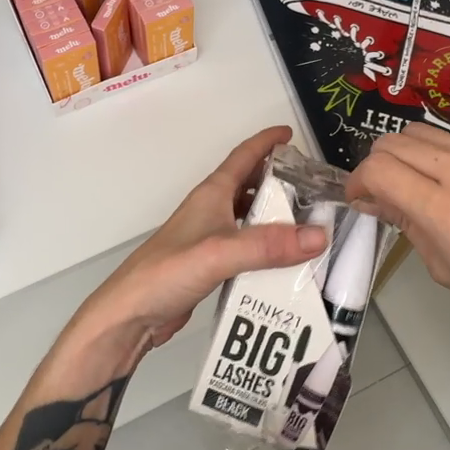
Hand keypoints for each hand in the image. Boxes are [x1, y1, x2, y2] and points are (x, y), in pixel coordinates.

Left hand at [67, 126, 328, 366]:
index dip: (266, 142)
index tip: (289, 133)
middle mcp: (211, 210)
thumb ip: (268, 245)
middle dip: (278, 180)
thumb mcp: (220, 253)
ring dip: (274, 216)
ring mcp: (208, 238)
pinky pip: (245, 247)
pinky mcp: (209, 265)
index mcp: (211, 195)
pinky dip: (266, 248)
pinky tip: (285, 262)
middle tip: (312, 186)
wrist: (130, 315)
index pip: (243, 156)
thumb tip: (320, 235)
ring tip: (308, 223)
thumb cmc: (167, 272)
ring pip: (248, 217)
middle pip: (248, 184)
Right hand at [345, 124, 449, 355]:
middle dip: (377, 164)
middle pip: (394, 142)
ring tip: (414, 184)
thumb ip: (406, 224)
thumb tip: (374, 201)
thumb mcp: (445, 269)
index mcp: (445, 210)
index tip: (359, 199)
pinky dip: (442, 158)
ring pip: (422, 132)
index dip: (357, 182)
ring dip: (406, 155)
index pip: (379, 169)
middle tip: (381, 191)